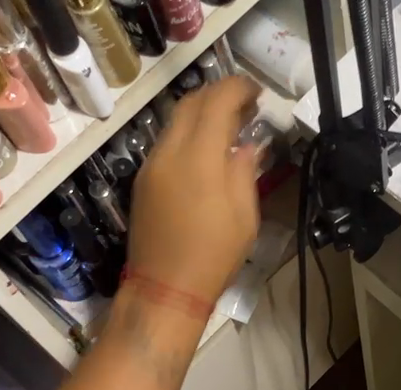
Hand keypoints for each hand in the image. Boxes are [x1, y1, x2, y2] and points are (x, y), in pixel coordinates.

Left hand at [126, 76, 263, 306]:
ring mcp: (152, 164)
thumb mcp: (244, 218)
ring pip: (176, 122)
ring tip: (226, 131)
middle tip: (244, 107)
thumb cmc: (214, 258)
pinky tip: (204, 156)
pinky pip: (167, 144)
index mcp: (201, 158)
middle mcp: (171, 151)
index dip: (239, 89)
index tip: (256, 93)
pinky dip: (188, 137)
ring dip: (201, 116)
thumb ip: (245, 173)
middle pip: (192, 103)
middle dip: (219, 96)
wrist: (165, 288)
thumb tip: (247, 145)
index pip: (218, 101)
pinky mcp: (144, 180)